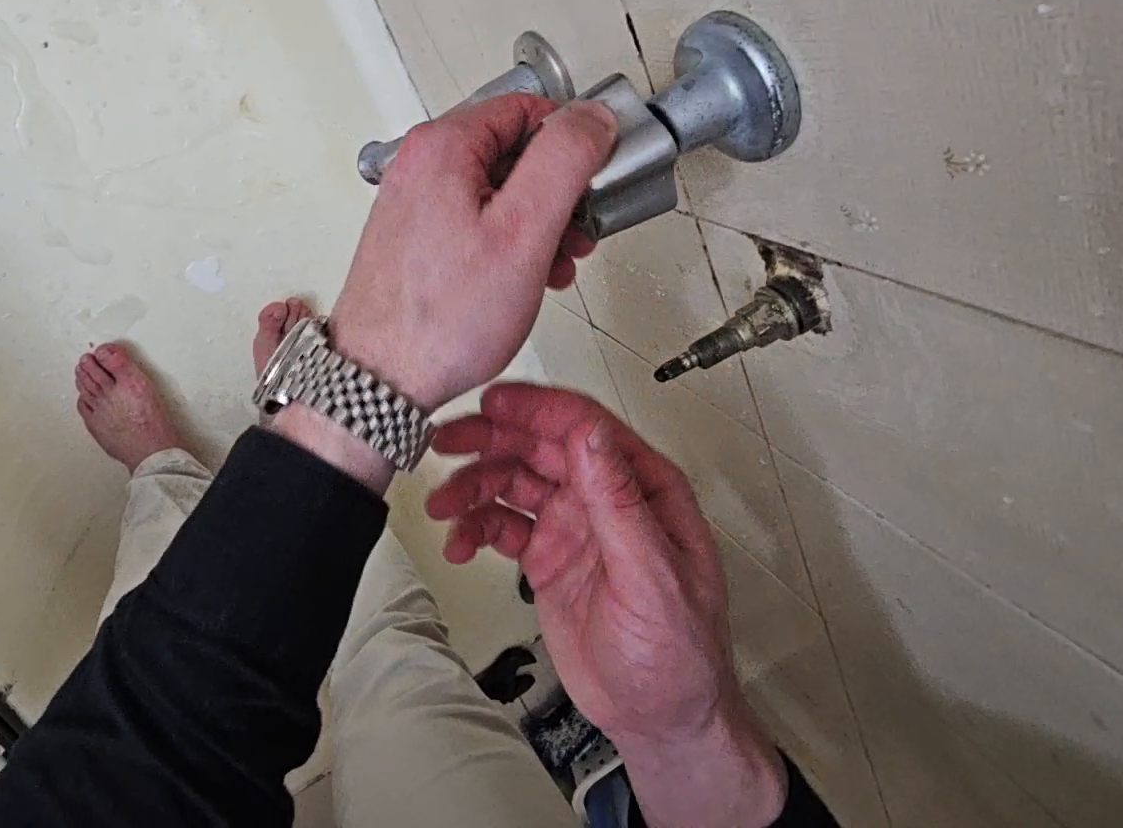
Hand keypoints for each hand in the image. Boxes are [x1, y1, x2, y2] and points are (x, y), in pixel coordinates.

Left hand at [330, 95, 615, 410]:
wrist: (381, 377)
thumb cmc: (440, 319)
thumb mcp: (524, 231)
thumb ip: (564, 162)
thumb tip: (590, 118)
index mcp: (441, 148)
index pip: (526, 109)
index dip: (570, 141)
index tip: (591, 176)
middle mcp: (419, 168)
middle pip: (512, 153)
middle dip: (556, 192)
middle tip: (576, 230)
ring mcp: (414, 204)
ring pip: (497, 191)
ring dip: (537, 223)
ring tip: (553, 262)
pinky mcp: (415, 238)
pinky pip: (475, 222)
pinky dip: (507, 243)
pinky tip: (522, 277)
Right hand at [427, 384, 786, 827]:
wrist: (659, 718)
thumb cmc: (679, 653)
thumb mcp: (653, 576)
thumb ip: (618, 503)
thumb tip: (590, 435)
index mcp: (641, 487)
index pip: (584, 427)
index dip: (536, 409)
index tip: (493, 404)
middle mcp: (602, 497)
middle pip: (538, 446)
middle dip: (489, 440)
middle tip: (446, 441)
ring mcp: (571, 523)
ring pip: (512, 482)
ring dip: (473, 486)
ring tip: (443, 504)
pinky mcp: (546, 554)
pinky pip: (501, 525)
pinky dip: (475, 528)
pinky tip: (461, 543)